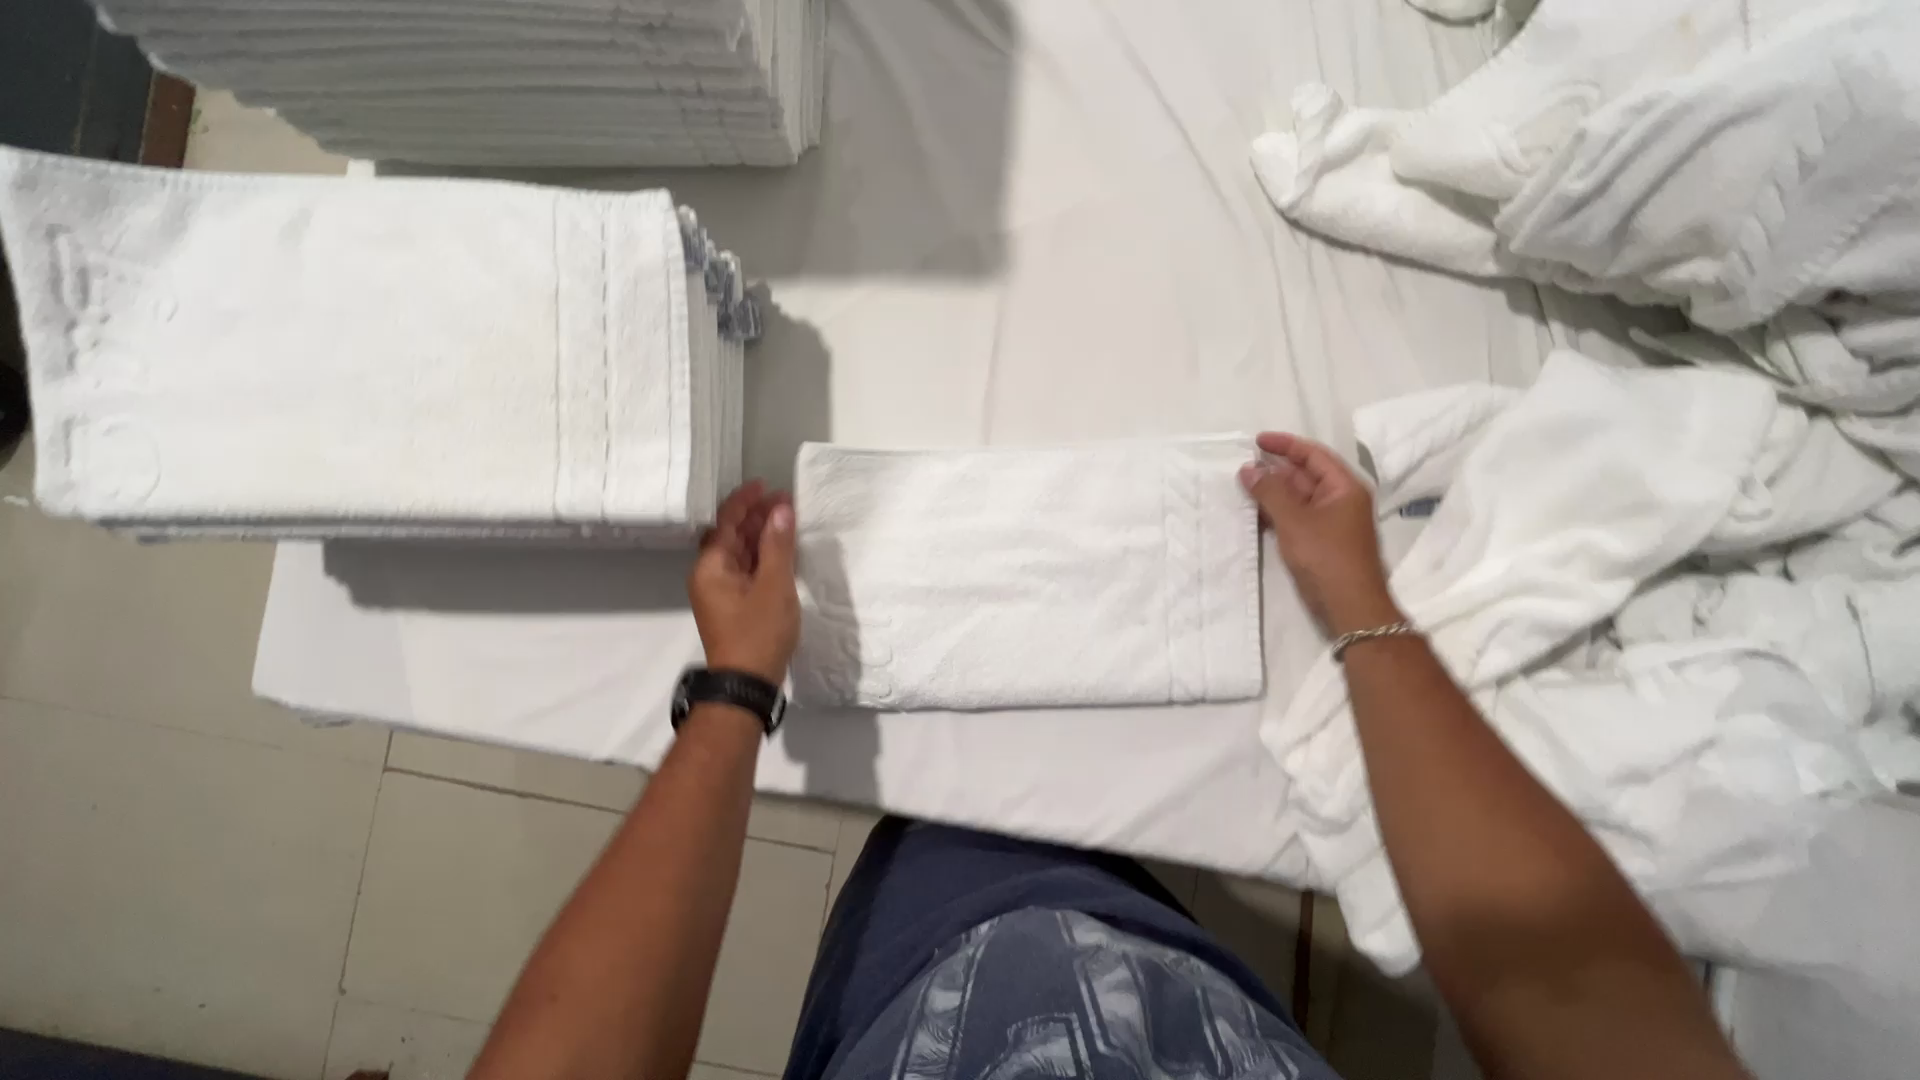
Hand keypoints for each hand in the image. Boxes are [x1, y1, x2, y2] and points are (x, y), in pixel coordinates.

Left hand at [689, 481, 799, 683]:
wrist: (747, 684)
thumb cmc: (758, 633)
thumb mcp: (774, 586)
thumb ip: (778, 546)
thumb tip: (782, 510)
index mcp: (711, 567)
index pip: (726, 522)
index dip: (746, 501)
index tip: (767, 485)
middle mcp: (710, 575)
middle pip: (731, 534)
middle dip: (756, 515)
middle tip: (786, 501)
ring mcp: (722, 591)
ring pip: (740, 552)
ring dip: (761, 534)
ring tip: (787, 520)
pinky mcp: (735, 604)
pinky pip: (747, 569)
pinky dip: (763, 555)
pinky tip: (782, 550)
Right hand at [1239, 432, 1402, 636]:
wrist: (1349, 606)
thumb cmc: (1326, 558)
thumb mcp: (1295, 521)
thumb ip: (1270, 492)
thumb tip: (1248, 469)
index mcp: (1344, 487)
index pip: (1313, 454)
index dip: (1285, 445)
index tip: (1256, 442)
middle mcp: (1341, 499)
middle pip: (1305, 474)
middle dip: (1275, 469)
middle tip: (1242, 466)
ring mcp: (1331, 522)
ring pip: (1299, 497)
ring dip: (1273, 492)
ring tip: (1242, 487)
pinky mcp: (1321, 542)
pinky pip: (1296, 517)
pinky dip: (1277, 512)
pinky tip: (1255, 514)